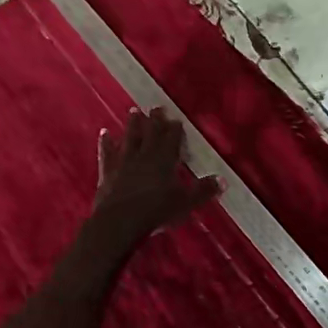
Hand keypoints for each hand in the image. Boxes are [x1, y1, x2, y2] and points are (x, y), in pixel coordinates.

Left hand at [88, 108, 221, 247]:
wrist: (119, 221)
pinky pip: (107, 153)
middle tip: (156, 107)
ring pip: (129, 138)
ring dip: (132, 124)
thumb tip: (222, 180)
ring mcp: (123, 161)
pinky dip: (106, 142)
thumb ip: (203, 190)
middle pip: (151, 133)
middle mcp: (144, 155)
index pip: (172, 138)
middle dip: (155, 120)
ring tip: (134, 111)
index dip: (175, 128)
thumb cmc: (156, 211)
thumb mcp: (185, 202)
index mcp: (164, 159)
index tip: (177, 119)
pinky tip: (104, 133)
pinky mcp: (107, 172)